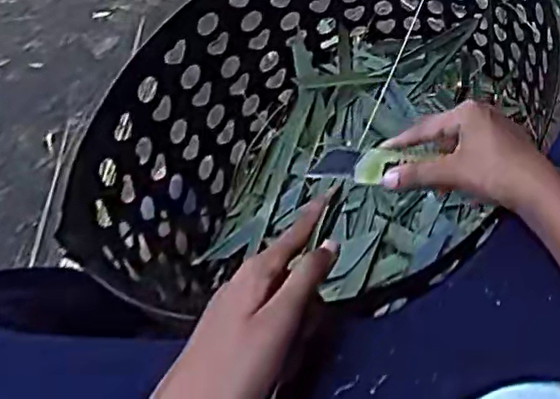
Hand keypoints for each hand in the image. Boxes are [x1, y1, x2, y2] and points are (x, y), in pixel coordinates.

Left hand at [154, 197, 339, 398]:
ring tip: (284, 362)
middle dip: (308, 300)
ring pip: (283, 299)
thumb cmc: (236, 368)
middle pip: (294, 272)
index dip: (316, 213)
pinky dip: (278, 337)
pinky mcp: (226, 331)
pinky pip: (267, 319)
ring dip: (294, 325)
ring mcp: (232, 306)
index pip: (295, 232)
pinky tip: (272, 367)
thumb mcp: (280, 321)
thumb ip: (307, 277)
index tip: (333, 190)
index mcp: (257, 271)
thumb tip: (331, 241)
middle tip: (303, 336)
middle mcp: (244, 280)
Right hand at [381, 100, 559, 211]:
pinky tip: (465, 182)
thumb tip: (385, 177)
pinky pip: (476, 148)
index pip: (425, 128)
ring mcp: (496, 123)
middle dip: (428, 158)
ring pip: (460, 144)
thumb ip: (418, 174)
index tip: (381, 153)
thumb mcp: (452, 173)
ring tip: (442, 186)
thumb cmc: (491, 172)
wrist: (536, 185)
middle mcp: (481, 111)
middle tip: (411, 175)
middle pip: (443, 134)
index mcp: (466, 112)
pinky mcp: (507, 139)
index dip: (402, 143)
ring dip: (447, 164)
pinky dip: (464, 164)